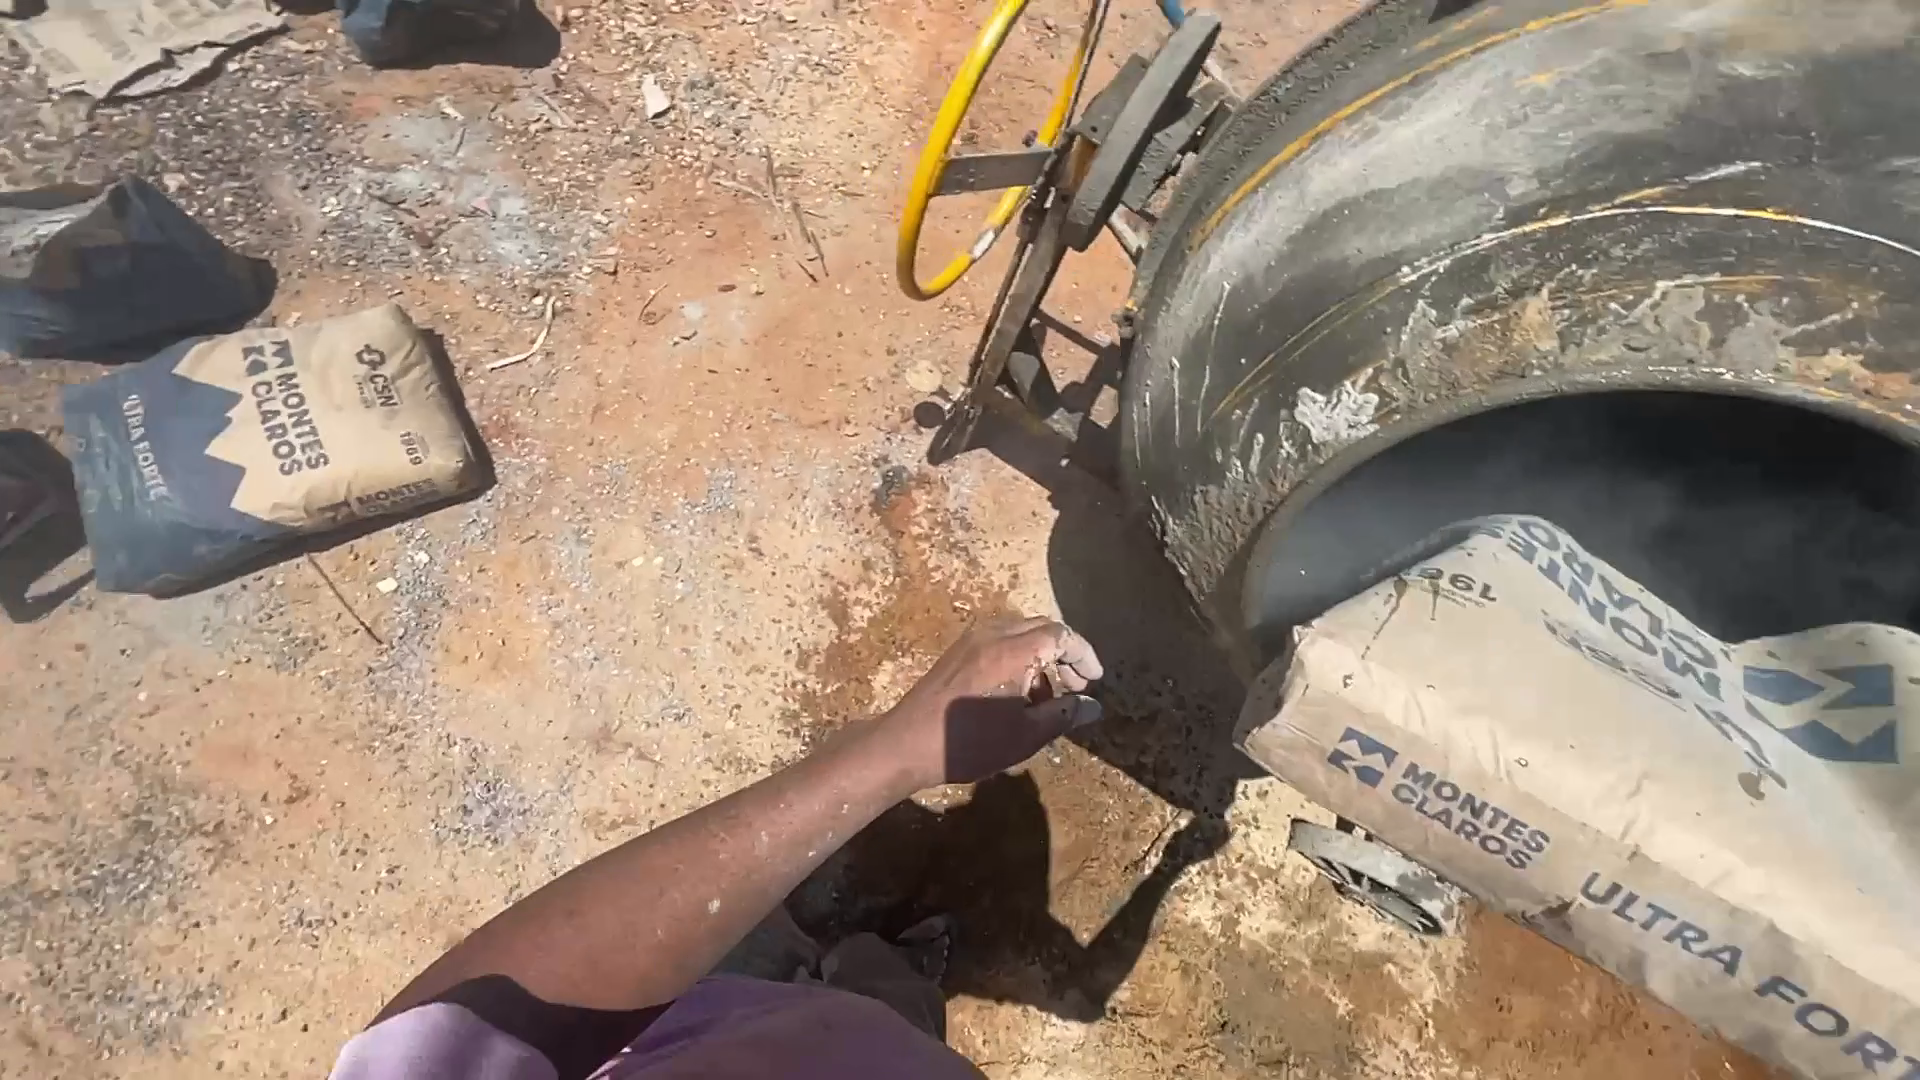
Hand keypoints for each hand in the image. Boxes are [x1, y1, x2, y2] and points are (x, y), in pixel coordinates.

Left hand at [878, 616, 1104, 789]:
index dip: (1083, 655)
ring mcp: (970, 641)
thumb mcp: (1025, 735)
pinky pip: (998, 642)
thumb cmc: (970, 743)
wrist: (906, 744)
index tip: (1094, 681)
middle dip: (1064, 653)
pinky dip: (1018, 658)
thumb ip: (1062, 715)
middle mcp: (991, 635)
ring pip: (1019, 634)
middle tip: (1076, 687)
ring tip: (1045, 698)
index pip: (1060, 635)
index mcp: (1012, 651)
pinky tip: (1016, 693)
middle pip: (1040, 628)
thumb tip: (1093, 706)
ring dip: (1040, 656)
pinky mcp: (957, 652)